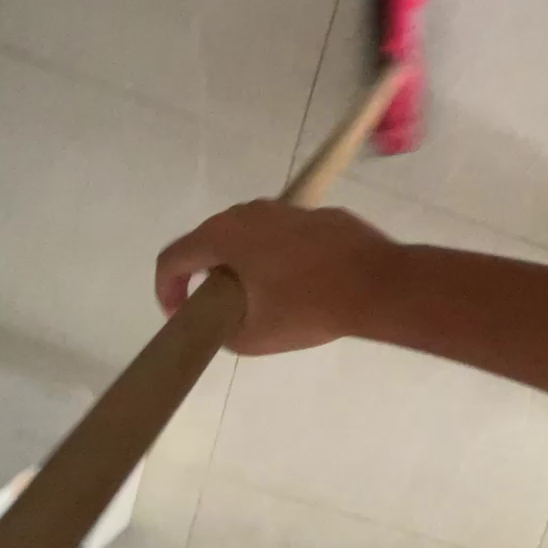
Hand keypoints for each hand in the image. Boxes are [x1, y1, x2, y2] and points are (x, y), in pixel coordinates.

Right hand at [154, 200, 398, 354]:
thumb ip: (222, 330)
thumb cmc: (310, 309)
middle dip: (209, 273)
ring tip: (264, 294)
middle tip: (220, 304)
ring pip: (256, 235)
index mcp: (224, 235)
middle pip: (213, 241)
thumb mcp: (253, 337)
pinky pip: (293, 236)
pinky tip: (307, 282)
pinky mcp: (327, 216)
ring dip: (250, 261)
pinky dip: (289, 256)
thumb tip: (224, 324)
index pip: (173, 258)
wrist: (381, 286)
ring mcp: (292, 210)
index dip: (167, 289)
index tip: (180, 313)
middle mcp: (253, 213)